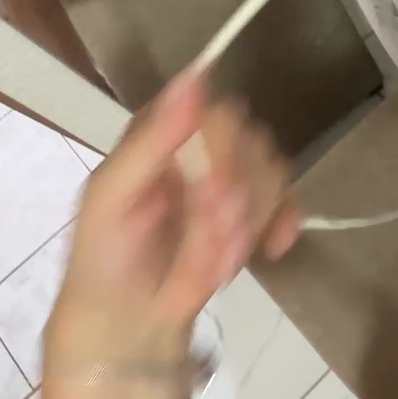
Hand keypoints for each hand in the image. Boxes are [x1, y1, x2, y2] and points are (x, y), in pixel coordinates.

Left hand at [45, 73, 299, 374]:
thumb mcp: (112, 197)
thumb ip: (151, 140)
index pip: (220, 115)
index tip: (210, 195)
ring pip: (273, 173)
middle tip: (205, 235)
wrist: (129, 321)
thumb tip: (194, 77)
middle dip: (234, 200)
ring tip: (214, 256)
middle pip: (254, 143)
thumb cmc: (107, 257)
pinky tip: (269, 249)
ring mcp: (234, 178)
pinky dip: (282, 225)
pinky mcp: (258, 210)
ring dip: (248, 223)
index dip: (224, 156)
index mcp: (166, 131)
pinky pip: (290, 200)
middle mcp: (203, 146)